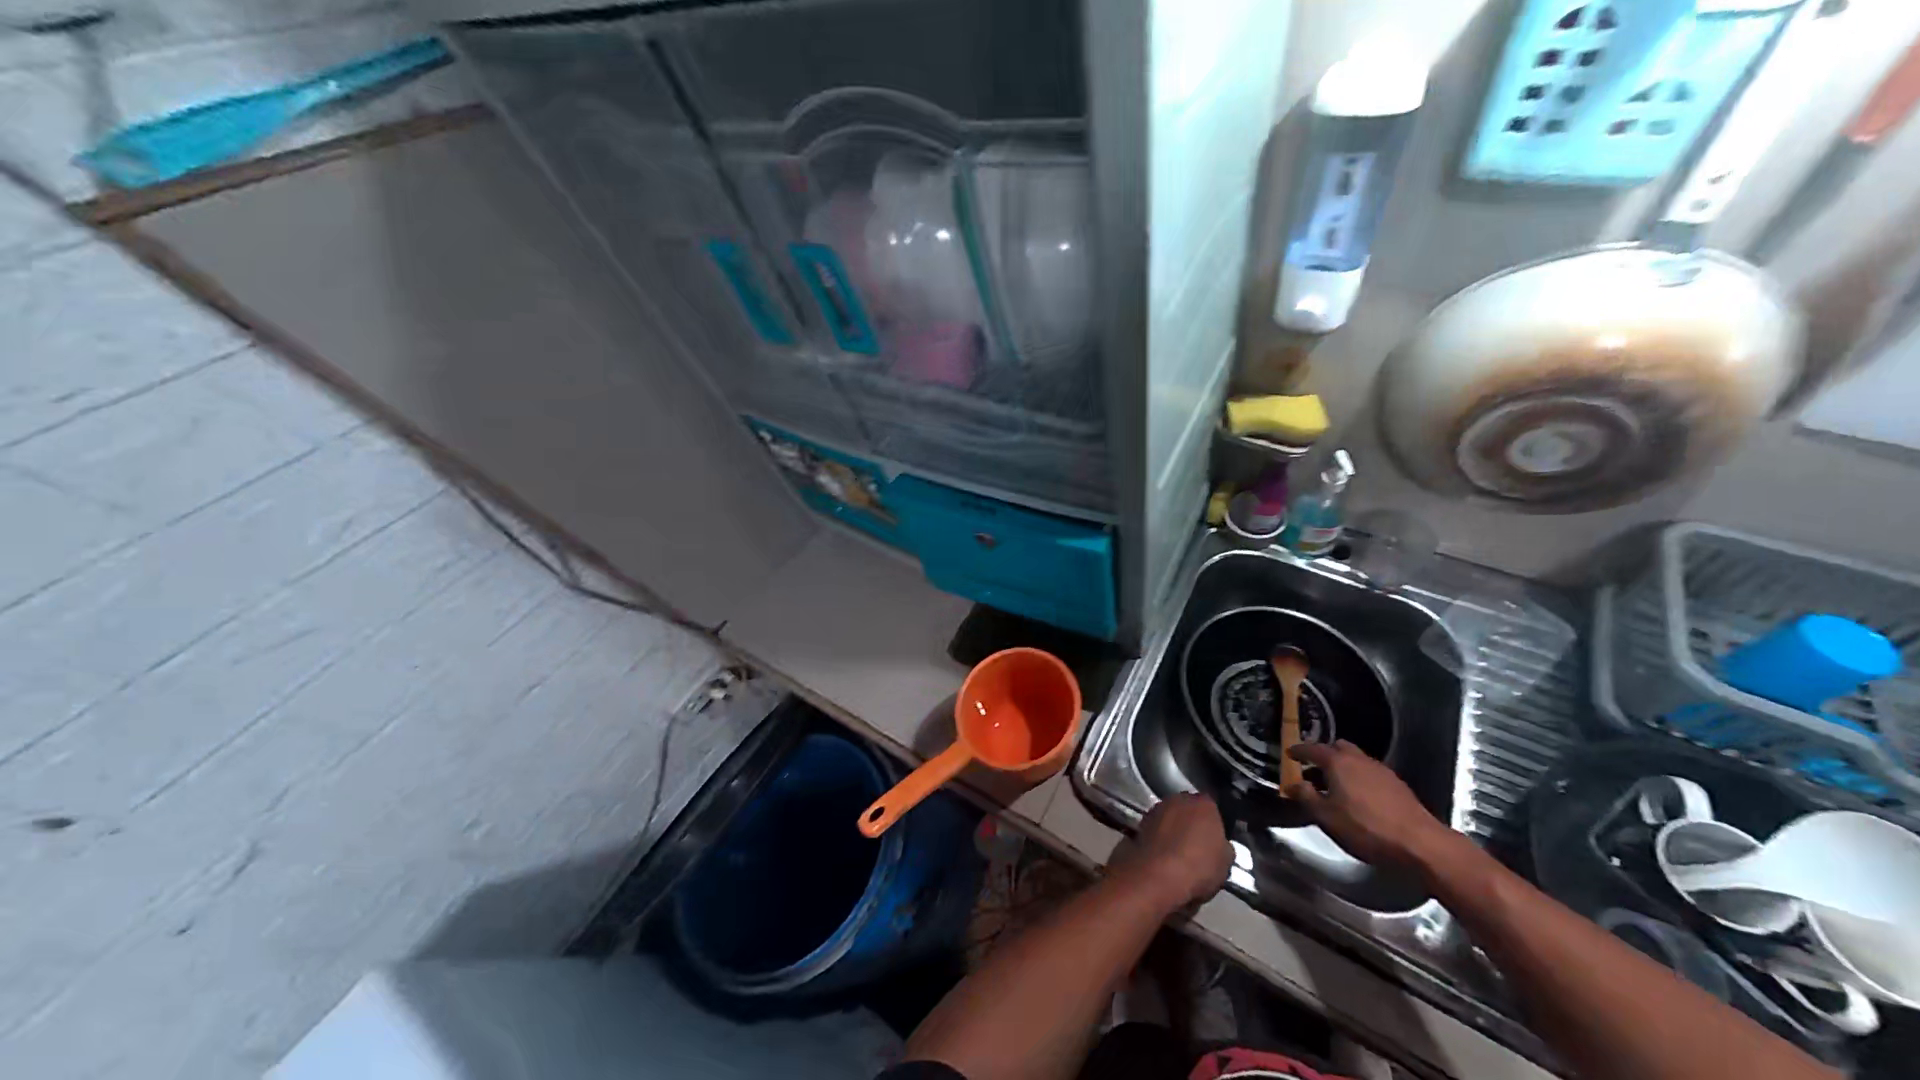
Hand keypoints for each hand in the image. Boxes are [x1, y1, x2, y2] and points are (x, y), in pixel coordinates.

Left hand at [1118, 792, 1232, 910]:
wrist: (1156, 876)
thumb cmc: (1198, 866)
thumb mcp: (1226, 862)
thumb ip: (1224, 847)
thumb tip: (1221, 846)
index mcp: (1204, 803)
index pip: (1213, 808)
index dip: (1214, 825)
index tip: (1215, 840)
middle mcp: (1178, 799)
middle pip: (1188, 810)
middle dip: (1192, 824)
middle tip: (1197, 847)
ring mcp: (1156, 809)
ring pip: (1170, 818)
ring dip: (1173, 830)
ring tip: (1178, 855)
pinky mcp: (1139, 823)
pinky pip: (1156, 830)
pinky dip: (1159, 839)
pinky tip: (1163, 857)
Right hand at [1285, 740, 1457, 872]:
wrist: (1419, 843)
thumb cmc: (1366, 827)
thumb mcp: (1326, 816)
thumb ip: (1306, 797)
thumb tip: (1292, 784)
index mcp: (1339, 762)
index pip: (1313, 749)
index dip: (1299, 751)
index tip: (1289, 753)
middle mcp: (1360, 759)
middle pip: (1338, 747)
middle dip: (1324, 754)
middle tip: (1313, 769)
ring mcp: (1381, 771)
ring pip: (1357, 759)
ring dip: (1343, 766)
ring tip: (1335, 785)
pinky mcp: (1397, 785)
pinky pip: (1370, 772)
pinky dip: (1359, 777)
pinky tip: (1359, 797)